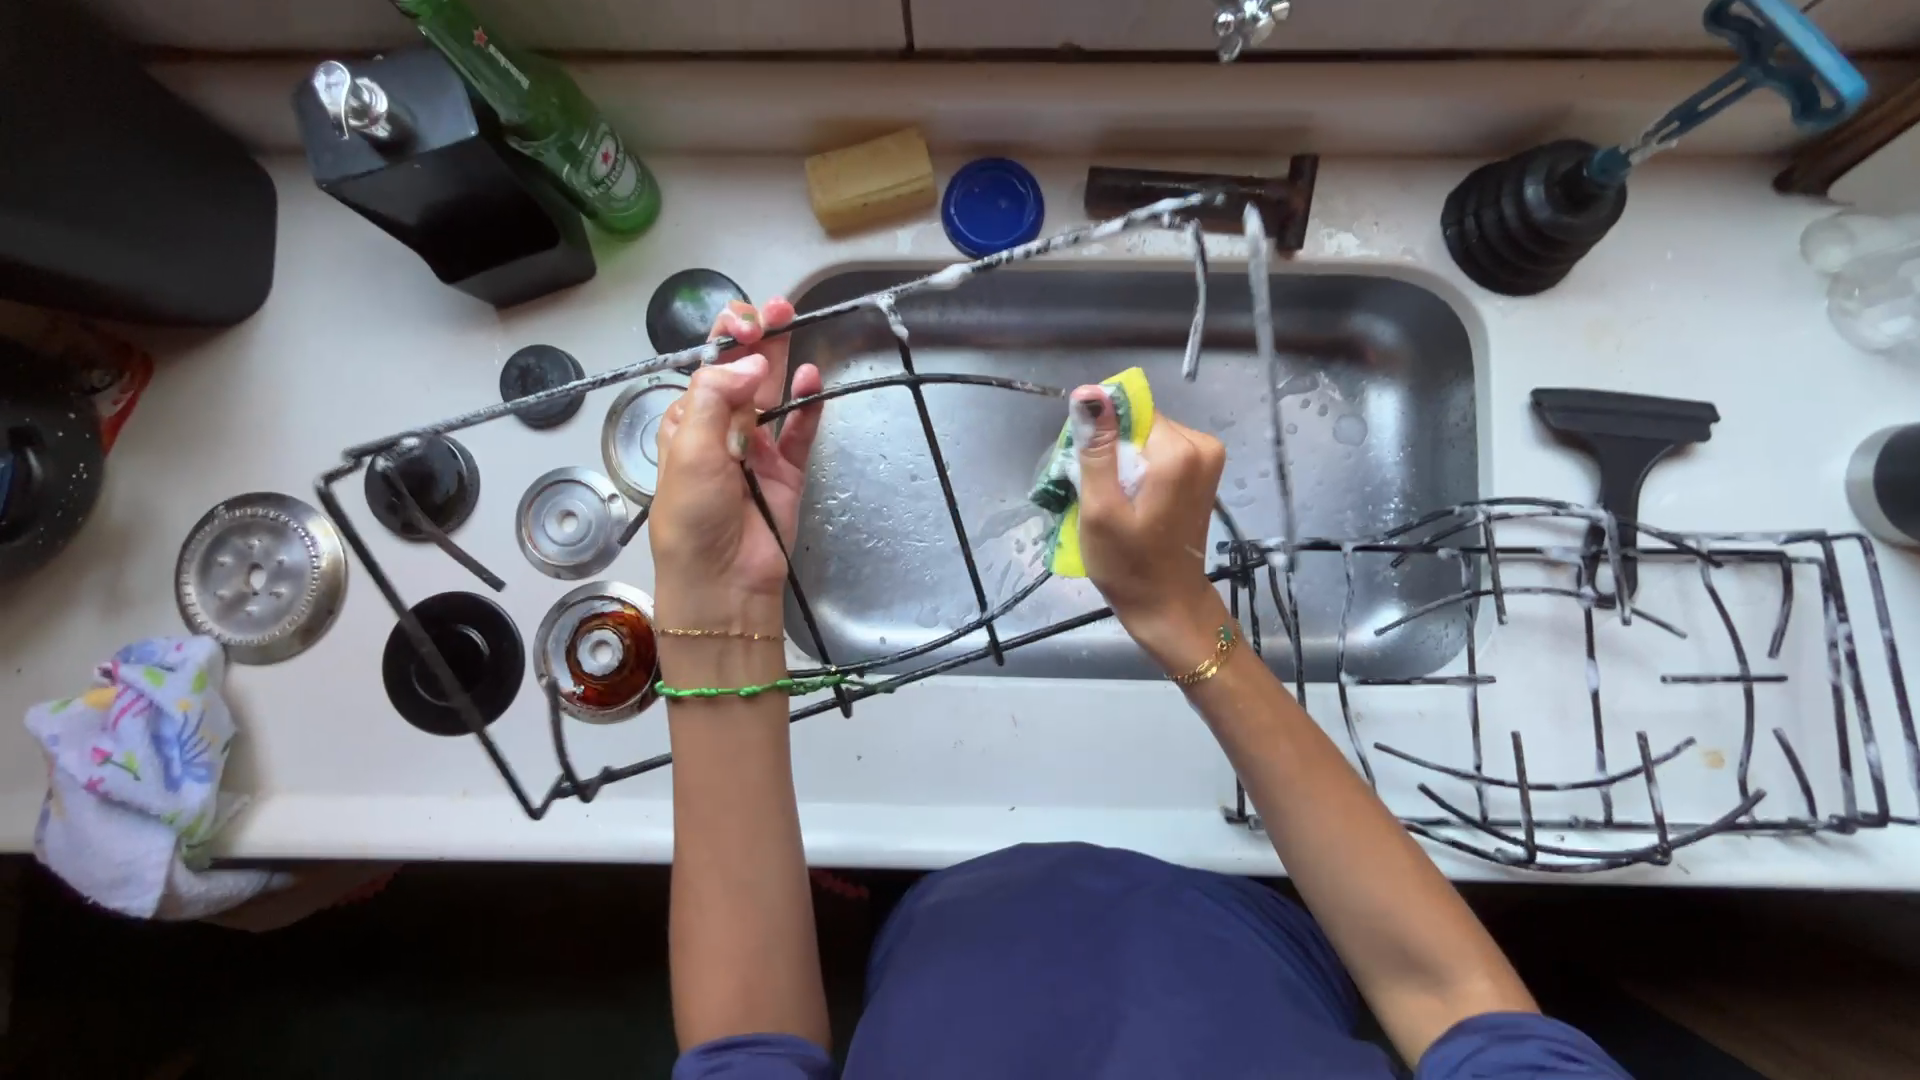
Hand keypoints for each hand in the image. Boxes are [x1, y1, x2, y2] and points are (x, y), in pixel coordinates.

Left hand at [650, 299, 823, 632]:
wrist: (723, 579)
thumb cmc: (693, 516)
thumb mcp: (690, 450)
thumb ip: (715, 398)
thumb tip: (748, 363)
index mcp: (687, 423)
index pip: (706, 369)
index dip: (723, 340)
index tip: (745, 324)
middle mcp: (723, 430)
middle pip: (741, 373)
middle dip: (756, 337)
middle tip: (777, 308)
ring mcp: (758, 450)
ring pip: (773, 395)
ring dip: (782, 360)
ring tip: (795, 323)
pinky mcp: (788, 471)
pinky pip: (801, 432)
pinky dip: (808, 406)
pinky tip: (812, 380)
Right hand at [1070, 385, 1230, 673]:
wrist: (1167, 605)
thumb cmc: (1129, 565)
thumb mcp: (1100, 508)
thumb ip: (1096, 448)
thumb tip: (1089, 392)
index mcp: (1179, 451)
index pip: (1126, 413)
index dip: (1100, 440)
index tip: (1091, 476)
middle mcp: (1201, 445)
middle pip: (1138, 426)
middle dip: (1111, 453)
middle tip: (1099, 496)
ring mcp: (1206, 459)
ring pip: (1145, 440)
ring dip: (1122, 465)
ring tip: (1113, 503)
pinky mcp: (1202, 473)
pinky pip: (1158, 455)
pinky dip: (1138, 474)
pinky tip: (1129, 504)